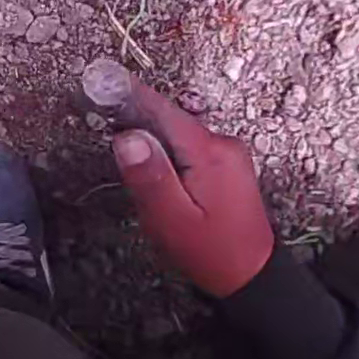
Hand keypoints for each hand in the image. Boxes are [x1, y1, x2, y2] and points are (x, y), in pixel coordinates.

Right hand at [110, 81, 274, 296]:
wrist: (252, 277)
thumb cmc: (213, 253)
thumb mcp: (174, 220)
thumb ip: (151, 177)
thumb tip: (128, 138)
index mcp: (210, 153)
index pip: (163, 111)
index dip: (131, 97)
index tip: (106, 81)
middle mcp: (223, 145)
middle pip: (170, 121)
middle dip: (139, 124)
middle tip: (106, 120)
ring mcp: (227, 154)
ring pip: (178, 135)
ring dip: (153, 141)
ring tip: (128, 153)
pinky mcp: (225, 164)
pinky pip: (188, 147)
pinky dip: (168, 152)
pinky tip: (157, 170)